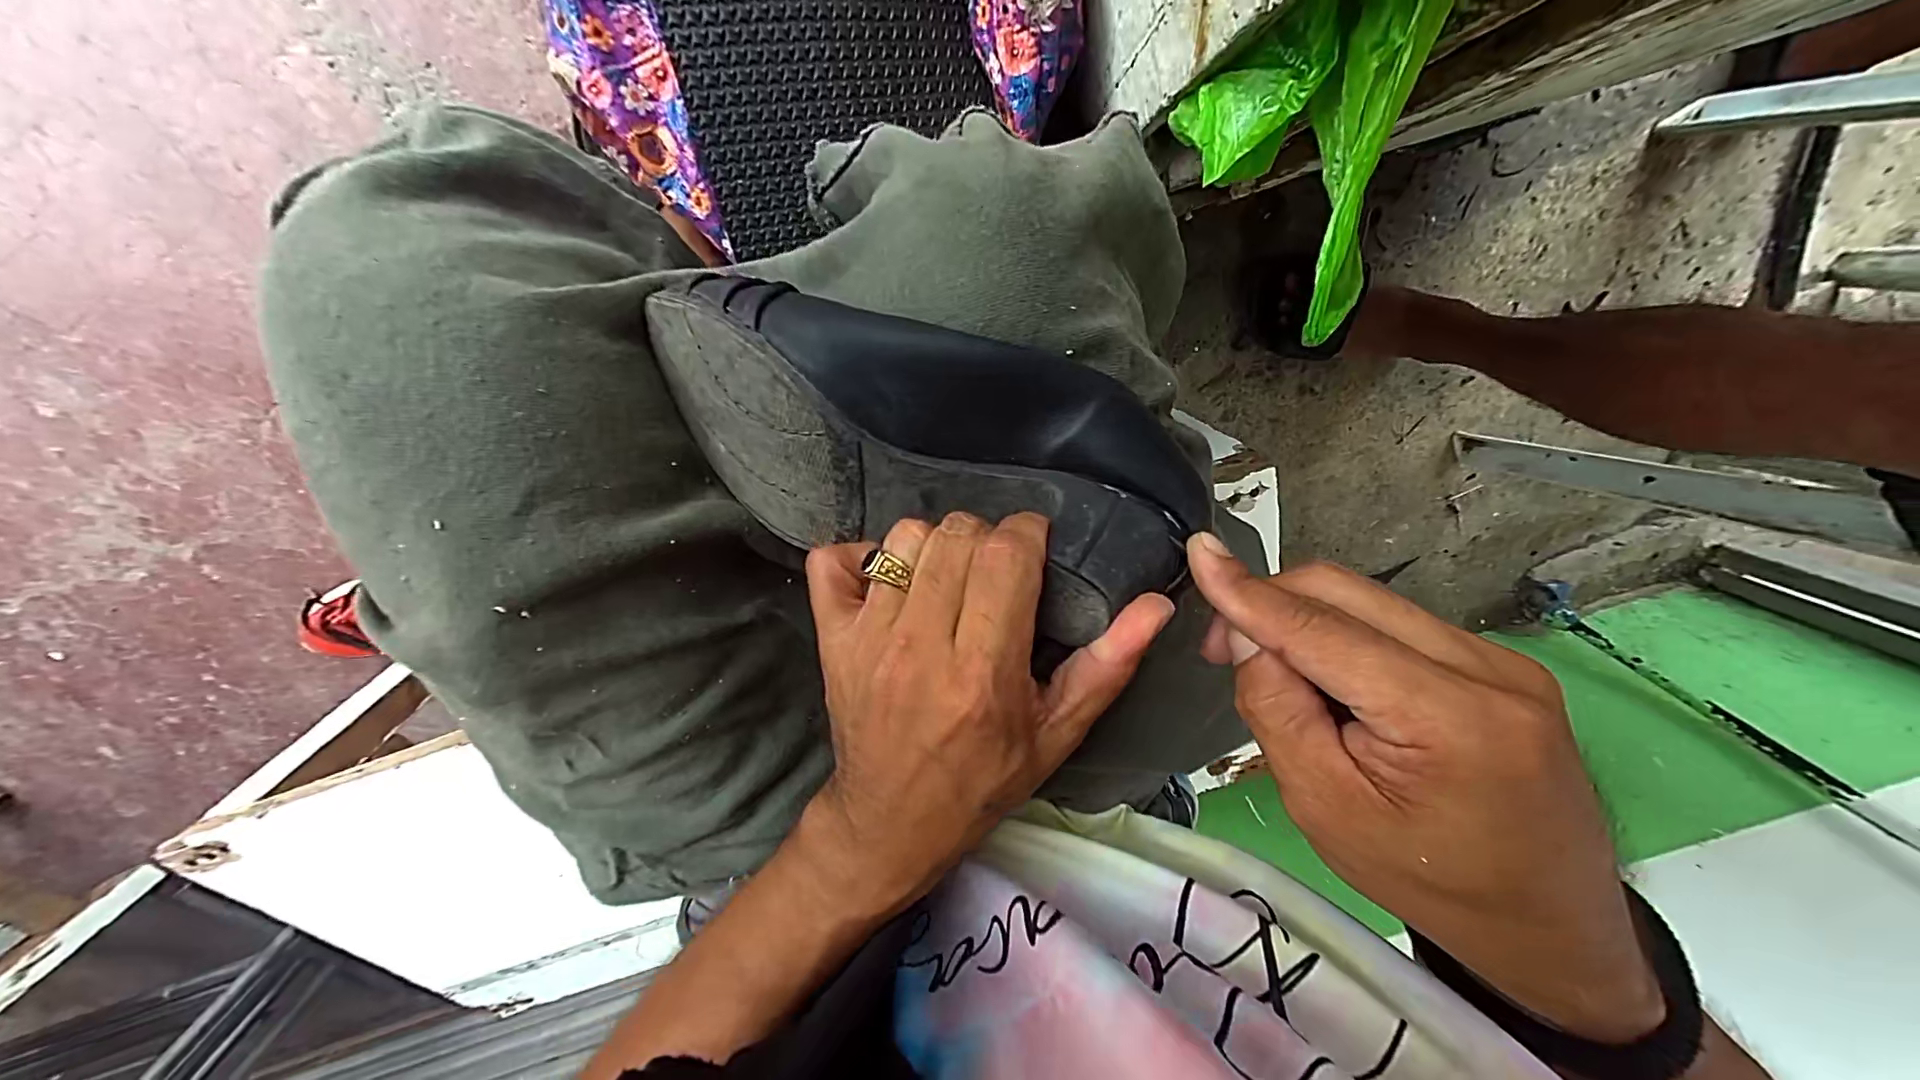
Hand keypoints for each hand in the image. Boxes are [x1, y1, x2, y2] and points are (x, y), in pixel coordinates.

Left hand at [801, 511, 1175, 910]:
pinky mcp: (831, 639)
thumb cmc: (982, 780)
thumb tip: (1156, 604)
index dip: (1028, 533)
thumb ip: (1107, 665)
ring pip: (905, 538)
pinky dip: (863, 556)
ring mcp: (868, 639)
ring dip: (936, 545)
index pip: (1006, 556)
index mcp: (983, 671)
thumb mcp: (1056, 733)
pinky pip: (835, 559)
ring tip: (949, 578)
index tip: (1035, 545)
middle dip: (988, 536)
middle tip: (996, 568)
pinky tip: (890, 583)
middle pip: (957, 536)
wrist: (891, 821)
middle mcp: (921, 646)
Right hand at [1187, 535, 1665, 1044]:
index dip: (1251, 593)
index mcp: (1451, 717)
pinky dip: (1337, 634)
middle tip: (1221, 650)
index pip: (1322, 630)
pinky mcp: (1495, 662)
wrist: (1548, 927)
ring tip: (1277, 676)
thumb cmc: (1426, 879)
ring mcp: (1499, 659)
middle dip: (1268, 602)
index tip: (1199, 553)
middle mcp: (1487, 668)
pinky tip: (1329, 682)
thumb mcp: (1323, 807)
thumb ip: (1278, 710)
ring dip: (1300, 619)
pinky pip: (1390, 621)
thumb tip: (1248, 635)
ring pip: (1365, 599)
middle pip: (1344, 592)